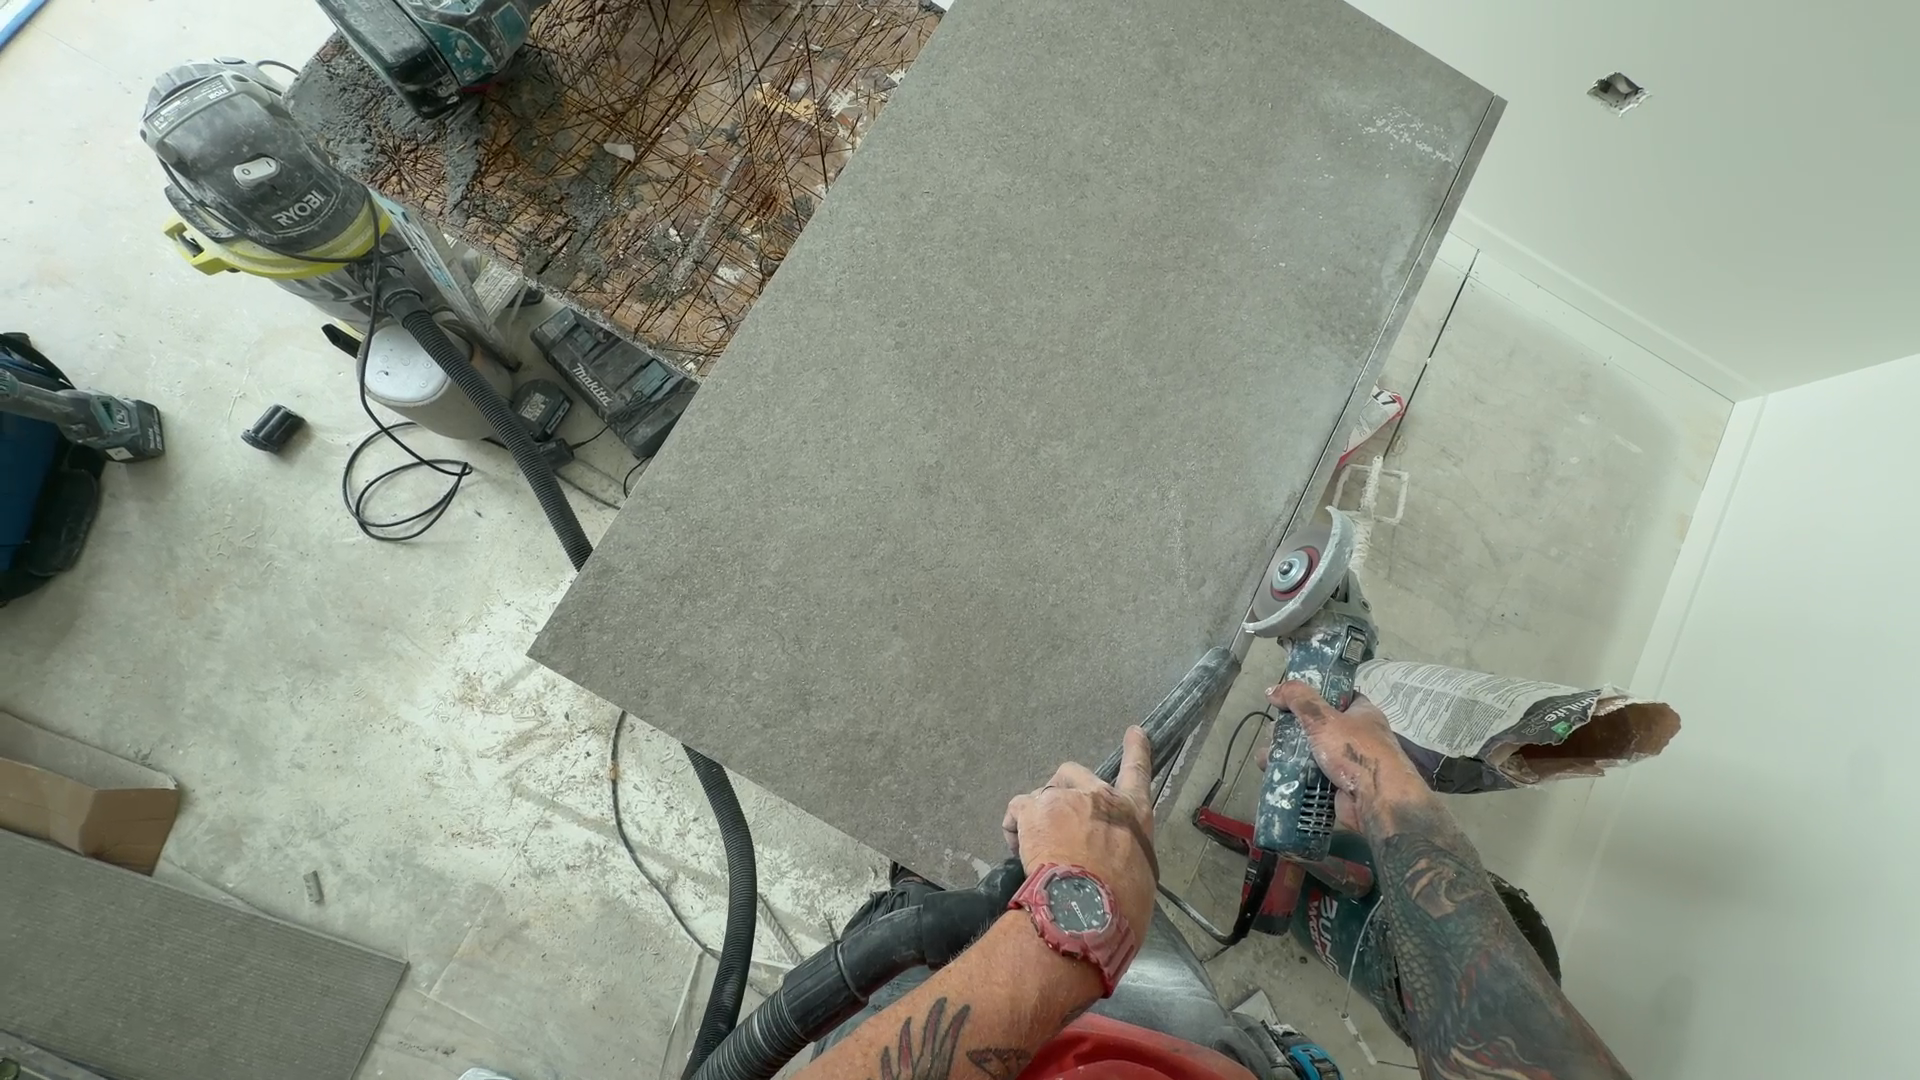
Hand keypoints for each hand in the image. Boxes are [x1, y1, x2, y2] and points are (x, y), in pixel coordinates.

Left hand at [1001, 727, 1157, 933]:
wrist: (1091, 908)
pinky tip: (1016, 848)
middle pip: (1073, 773)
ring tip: (1036, 849)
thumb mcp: (1140, 877)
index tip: (1135, 731)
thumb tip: (1113, 865)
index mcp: (1133, 813)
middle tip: (1055, 821)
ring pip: (1043, 794)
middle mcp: (1099, 796)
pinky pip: (1018, 808)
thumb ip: (1125, 857)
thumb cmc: (1124, 902)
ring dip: (1039, 816)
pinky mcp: (1035, 808)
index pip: (1138, 774)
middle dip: (1062, 790)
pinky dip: (1014, 827)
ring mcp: (1065, 798)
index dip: (1136, 751)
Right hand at [1267, 681, 1424, 821]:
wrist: (1378, 803)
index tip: (1290, 698)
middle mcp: (1358, 737)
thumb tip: (1272, 690)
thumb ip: (1298, 698)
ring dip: (1286, 752)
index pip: (1338, 697)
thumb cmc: (1356, 752)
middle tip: (1272, 730)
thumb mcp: (1323, 717)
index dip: (1315, 693)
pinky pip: (1308, 774)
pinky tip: (1271, 769)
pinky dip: (1290, 772)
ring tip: (1265, 753)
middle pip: (1318, 725)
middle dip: (1292, 727)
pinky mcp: (1337, 785)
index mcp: (1363, 714)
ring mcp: (1348, 763)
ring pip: (1310, 751)